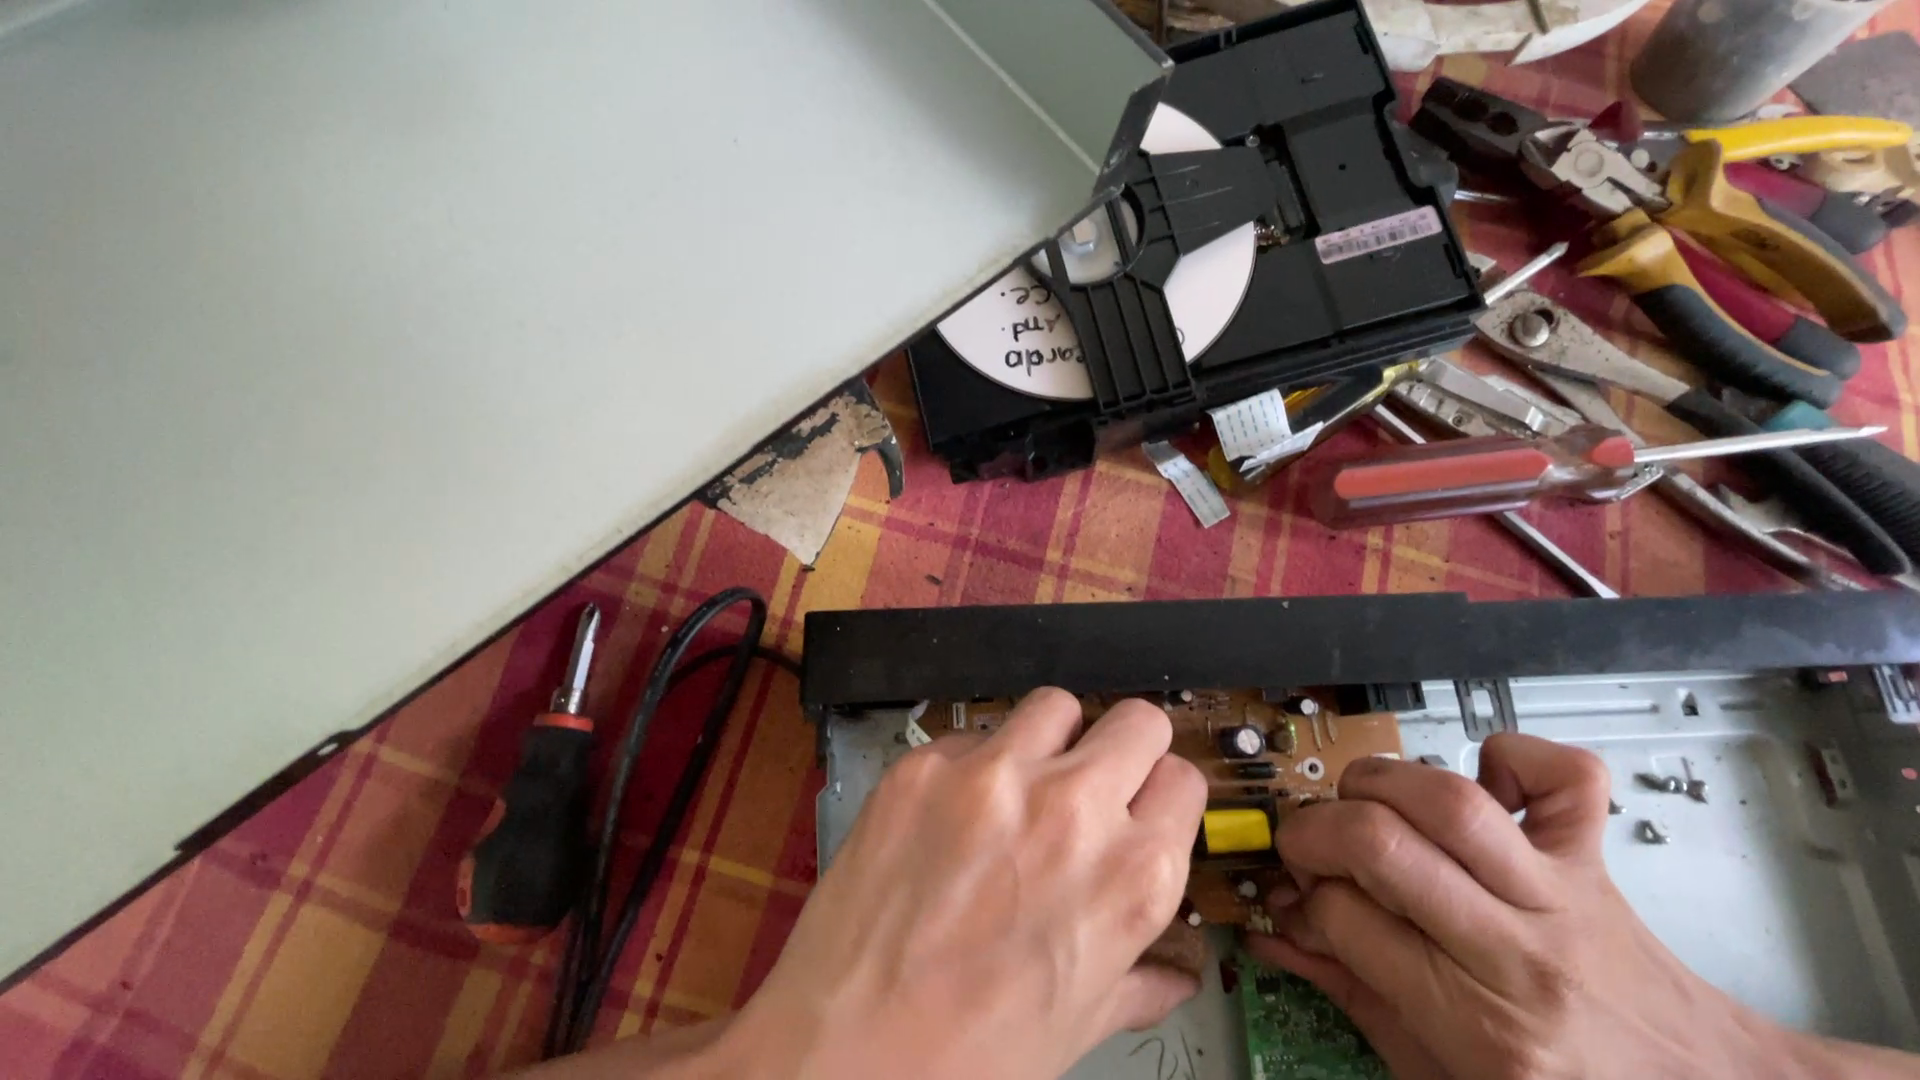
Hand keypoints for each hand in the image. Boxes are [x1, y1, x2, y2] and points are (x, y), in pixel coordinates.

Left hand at [722, 688, 1208, 1078]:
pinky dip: (974, 763)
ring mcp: (994, 777)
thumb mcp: (1081, 1020)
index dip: (1162, 794)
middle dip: (1124, 747)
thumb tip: (1171, 972)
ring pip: (1055, 705)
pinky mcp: (925, 766)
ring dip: (1052, 738)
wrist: (848, 1047)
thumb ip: (1140, 980)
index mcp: (1132, 875)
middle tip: (1092, 780)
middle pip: (1136, 720)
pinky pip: (971, 735)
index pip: (1183, 779)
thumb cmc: (969, 1051)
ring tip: (1025, 782)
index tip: (1141, 803)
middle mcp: (1073, 809)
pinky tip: (954, 812)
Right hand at [1247, 734, 1871, 1079]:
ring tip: (1366, 805)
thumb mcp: (1433, 1070)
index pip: (1347, 918)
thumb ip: (1348, 992)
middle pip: (1383, 843)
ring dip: (1378, 783)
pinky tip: (1481, 780)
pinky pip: (1562, 774)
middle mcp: (1517, 952)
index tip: (1303, 900)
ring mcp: (1563, 895)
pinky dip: (1510, 754)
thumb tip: (1271, 930)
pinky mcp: (1596, 857)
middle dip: (1316, 830)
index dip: (1306, 898)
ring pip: (1448, 798)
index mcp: (1475, 1022)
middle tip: (1309, 844)